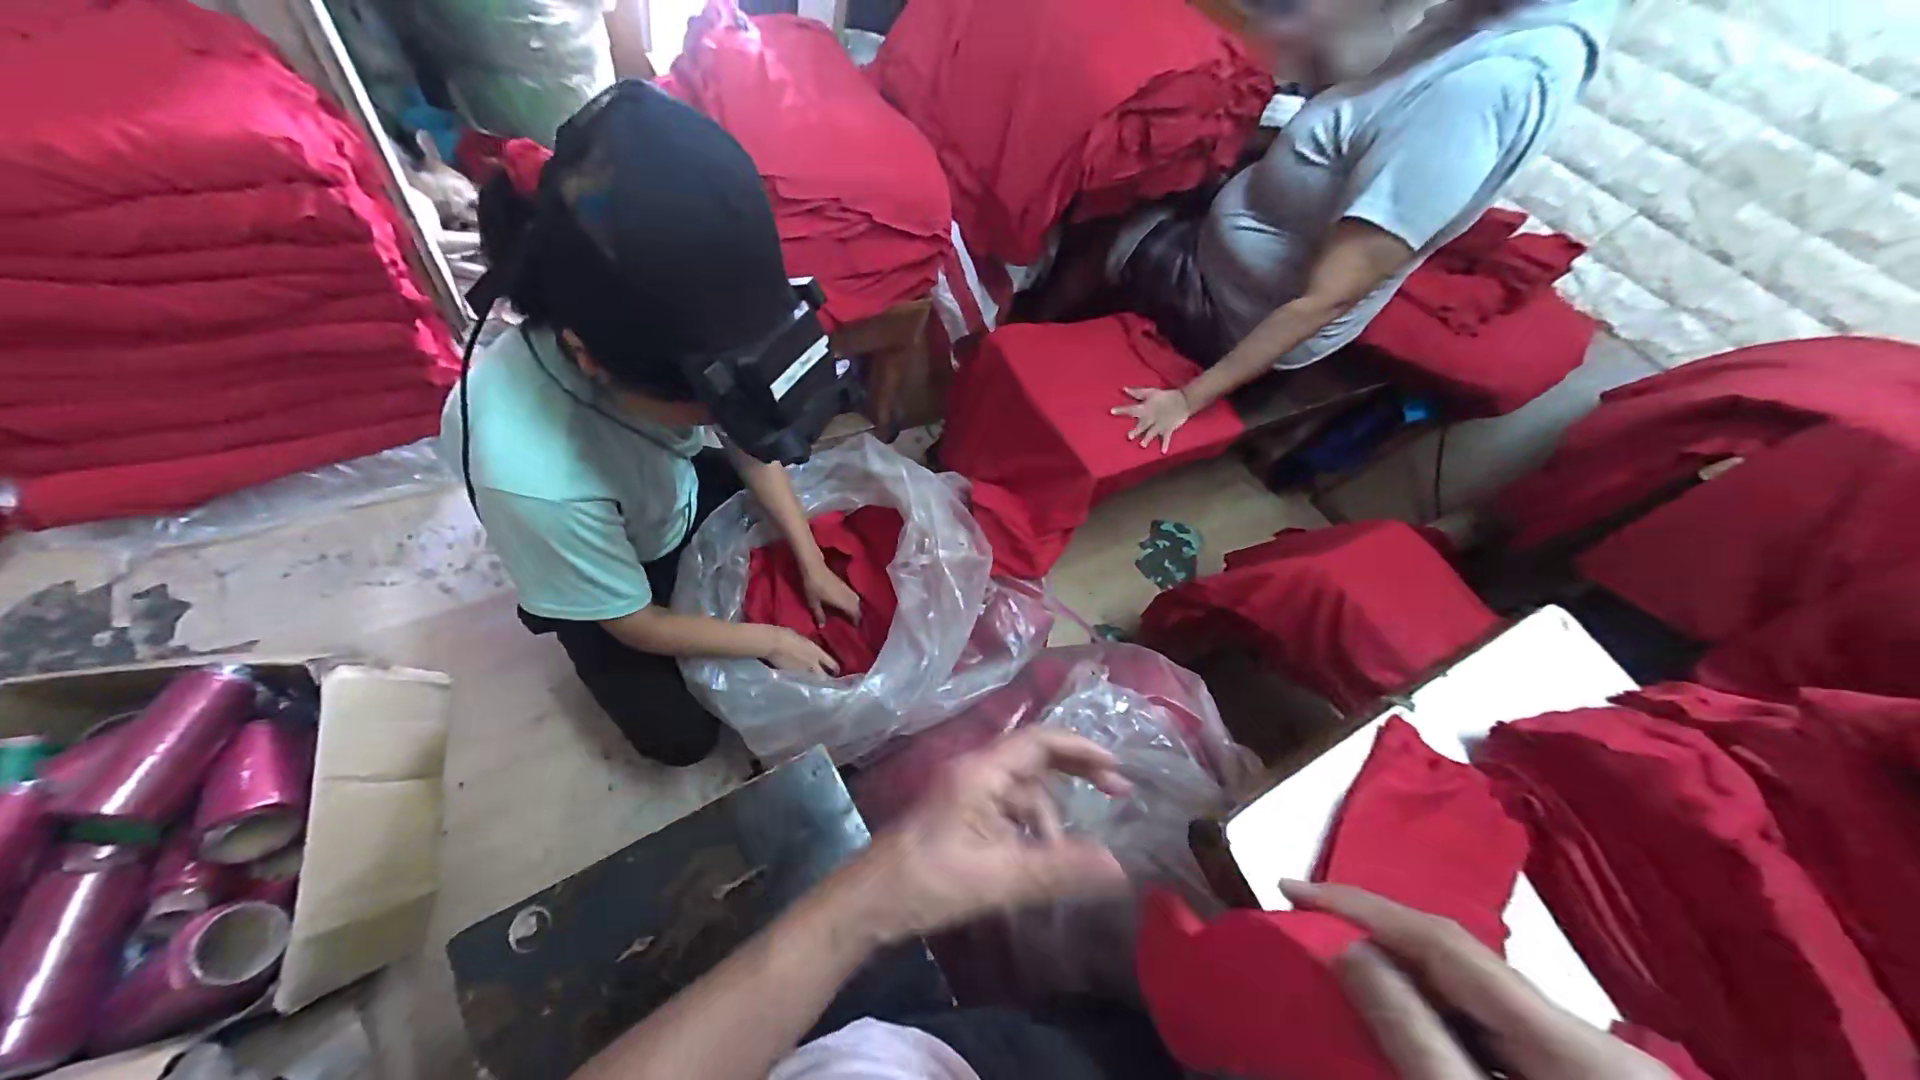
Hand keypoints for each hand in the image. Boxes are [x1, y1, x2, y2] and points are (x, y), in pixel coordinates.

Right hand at [758, 626, 839, 676]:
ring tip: (814, 682)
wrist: (772, 643)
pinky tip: (802, 681)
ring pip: (813, 682)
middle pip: (824, 677)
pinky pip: (802, 682)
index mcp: (817, 653)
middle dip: (826, 679)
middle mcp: (813, 665)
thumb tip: (812, 650)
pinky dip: (803, 682)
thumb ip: (810, 648)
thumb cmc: (786, 635)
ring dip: (815, 682)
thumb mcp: (803, 639)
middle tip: (825, 680)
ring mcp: (803, 673)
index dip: (835, 669)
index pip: (832, 664)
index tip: (836, 672)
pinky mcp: (792, 678)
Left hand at [801, 562, 861, 626]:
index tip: (855, 630)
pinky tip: (846, 605)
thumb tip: (822, 626)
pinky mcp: (845, 584)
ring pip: (857, 602)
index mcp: (844, 603)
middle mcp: (849, 597)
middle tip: (853, 624)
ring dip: (855, 609)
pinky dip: (852, 602)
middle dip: (857, 617)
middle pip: (858, 609)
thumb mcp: (813, 603)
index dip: (856, 623)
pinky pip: (853, 596)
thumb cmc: (813, 587)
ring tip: (851, 616)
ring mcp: (848, 589)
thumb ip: (819, 615)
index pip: (855, 615)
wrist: (814, 567)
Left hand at [847, 729, 1133, 942]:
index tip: (1117, 768)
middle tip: (1116, 793)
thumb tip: (1118, 866)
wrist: (869, 901)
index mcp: (980, 771)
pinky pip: (1007, 809)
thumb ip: (1058, 869)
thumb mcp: (998, 878)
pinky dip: (1029, 828)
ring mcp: (966, 791)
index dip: (1081, 748)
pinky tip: (1038, 858)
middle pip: (1034, 758)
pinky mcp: (961, 812)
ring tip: (1065, 858)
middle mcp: (974, 770)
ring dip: (1049, 817)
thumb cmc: (929, 882)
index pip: (1039, 741)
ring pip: (1022, 791)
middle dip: (1075, 773)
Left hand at [1111, 386, 1190, 453]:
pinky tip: (1163, 452)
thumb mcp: (1150, 392)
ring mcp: (1159, 424)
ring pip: (1152, 433)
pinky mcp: (1168, 429)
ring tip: (1142, 445)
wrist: (1183, 400)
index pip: (1131, 409)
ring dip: (1147, 439)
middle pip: (1141, 425)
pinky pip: (1166, 438)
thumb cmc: (1164, 396)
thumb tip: (1124, 389)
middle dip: (1136, 431)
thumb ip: (1136, 392)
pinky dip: (1165, 445)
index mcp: (1145, 409)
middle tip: (1129, 436)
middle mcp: (1151, 418)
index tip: (1111, 411)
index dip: (1121, 410)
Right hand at [1283, 881, 1675, 1079]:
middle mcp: (1594, 1043)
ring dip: (1408, 980)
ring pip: (1479, 998)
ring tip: (1345, 972)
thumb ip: (1412, 1037)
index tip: (1290, 888)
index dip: (1363, 905)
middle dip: (1381, 941)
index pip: (1446, 941)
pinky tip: (1408, 1025)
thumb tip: (1350, 951)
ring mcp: (1599, 1068)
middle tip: (1309, 928)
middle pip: (1464, 966)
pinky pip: (1496, 1032)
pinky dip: (1441, 1019)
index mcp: (1577, 1050)